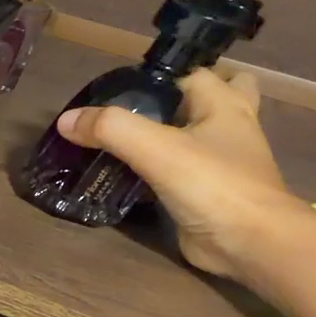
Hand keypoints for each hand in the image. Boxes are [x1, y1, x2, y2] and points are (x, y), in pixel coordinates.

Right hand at [56, 69, 304, 279]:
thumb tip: (66, 119)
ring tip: (125, 143)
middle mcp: (228, 128)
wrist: (249, 240)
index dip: (156, 79)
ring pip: (196, 137)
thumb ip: (111, 129)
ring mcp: (221, 162)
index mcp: (224, 105)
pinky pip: (182, 172)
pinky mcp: (208, 193)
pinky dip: (160, 172)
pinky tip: (131, 179)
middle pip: (209, 99)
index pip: (191, 75)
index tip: (115, 95)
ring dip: (168, 136)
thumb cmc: (212, 185)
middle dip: (176, 102)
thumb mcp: (156, 149)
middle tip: (133, 116)